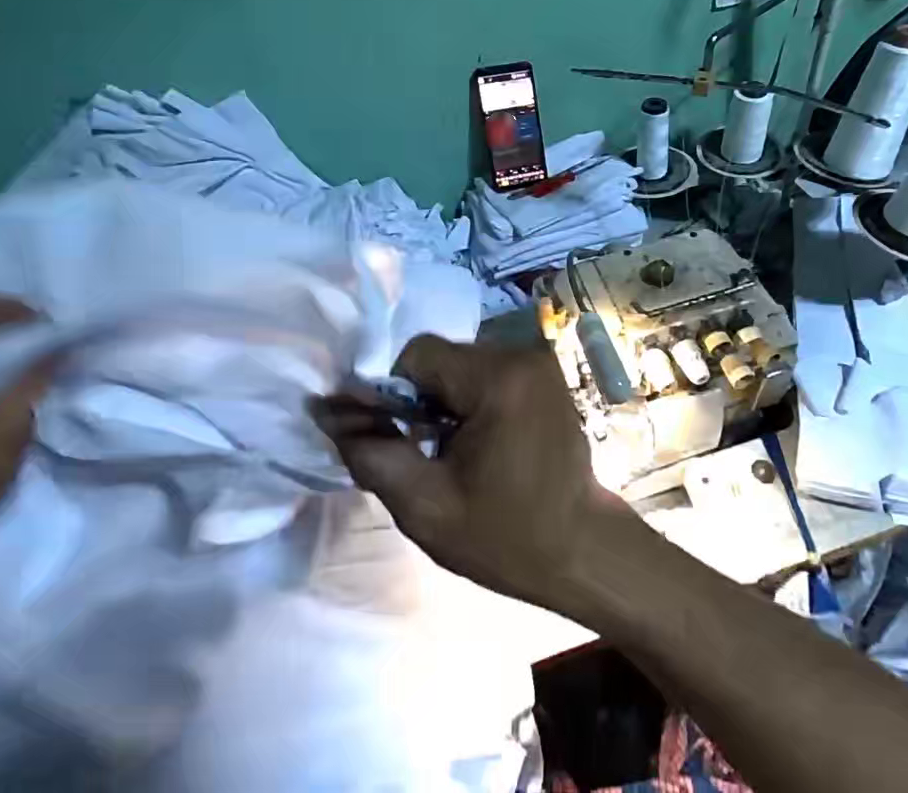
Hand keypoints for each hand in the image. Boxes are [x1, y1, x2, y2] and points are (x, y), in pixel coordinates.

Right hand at [310, 335, 641, 614]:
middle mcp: (524, 356)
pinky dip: (469, 402)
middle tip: (421, 452)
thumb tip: (324, 410)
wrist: (582, 552)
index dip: (390, 393)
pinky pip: (488, 375)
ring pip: (462, 366)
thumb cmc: (506, 537)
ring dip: (442, 402)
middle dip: (418, 400)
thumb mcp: (424, 504)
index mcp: (499, 378)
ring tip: (450, 453)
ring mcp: (541, 365)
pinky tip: (476, 445)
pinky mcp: (547, 379)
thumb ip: (370, 451)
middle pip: (441, 359)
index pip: (417, 354)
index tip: (394, 438)